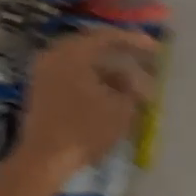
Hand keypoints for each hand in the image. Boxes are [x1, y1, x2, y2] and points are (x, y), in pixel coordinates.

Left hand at [13, 28, 157, 175]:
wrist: (43, 159)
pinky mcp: (40, 92)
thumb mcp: (120, 109)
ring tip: (131, 86)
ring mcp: (43, 73)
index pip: (107, 36)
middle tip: (143, 62)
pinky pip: (71, 78)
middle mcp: (54, 55)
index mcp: (72, 52)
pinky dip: (91, 83)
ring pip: (81, 65)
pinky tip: (110, 97)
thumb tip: (138, 81)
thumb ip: (133, 89)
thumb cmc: (84, 130)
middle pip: (93, 49)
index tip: (156, 48)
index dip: (134, 41)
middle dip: (120, 56)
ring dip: (107, 73)